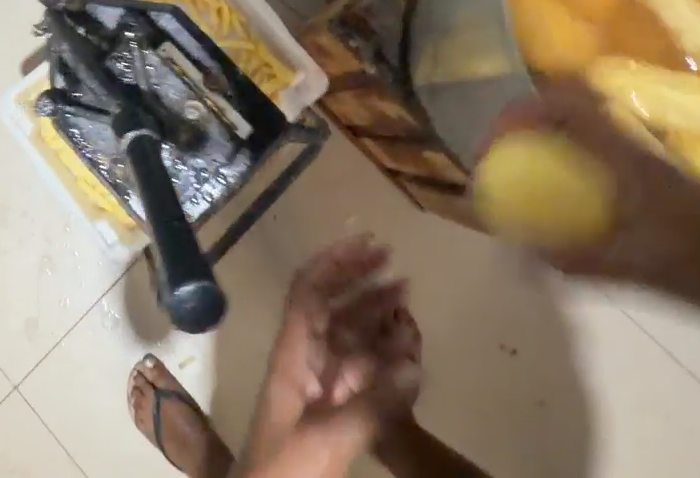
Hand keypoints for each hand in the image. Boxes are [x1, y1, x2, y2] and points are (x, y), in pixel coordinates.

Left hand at [242, 237, 423, 470]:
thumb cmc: (285, 471)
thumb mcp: (326, 442)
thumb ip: (371, 407)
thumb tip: (414, 366)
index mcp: (292, 353)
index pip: (308, 290)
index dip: (334, 262)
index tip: (365, 244)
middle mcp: (303, 356)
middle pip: (328, 302)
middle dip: (356, 276)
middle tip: (392, 258)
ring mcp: (317, 381)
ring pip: (345, 331)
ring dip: (372, 309)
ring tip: (406, 290)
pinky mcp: (330, 407)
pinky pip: (356, 366)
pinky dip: (380, 351)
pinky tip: (406, 346)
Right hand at [488, 84, 699, 325]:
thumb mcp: (642, 272)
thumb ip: (577, 261)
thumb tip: (518, 255)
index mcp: (631, 155)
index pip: (568, 102)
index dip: (522, 110)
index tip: (494, 141)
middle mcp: (638, 146)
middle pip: (570, 105)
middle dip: (525, 120)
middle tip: (498, 154)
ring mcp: (651, 160)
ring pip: (586, 125)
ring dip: (547, 135)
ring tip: (521, 169)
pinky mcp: (661, 179)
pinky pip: (600, 151)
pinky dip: (569, 158)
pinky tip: (564, 196)